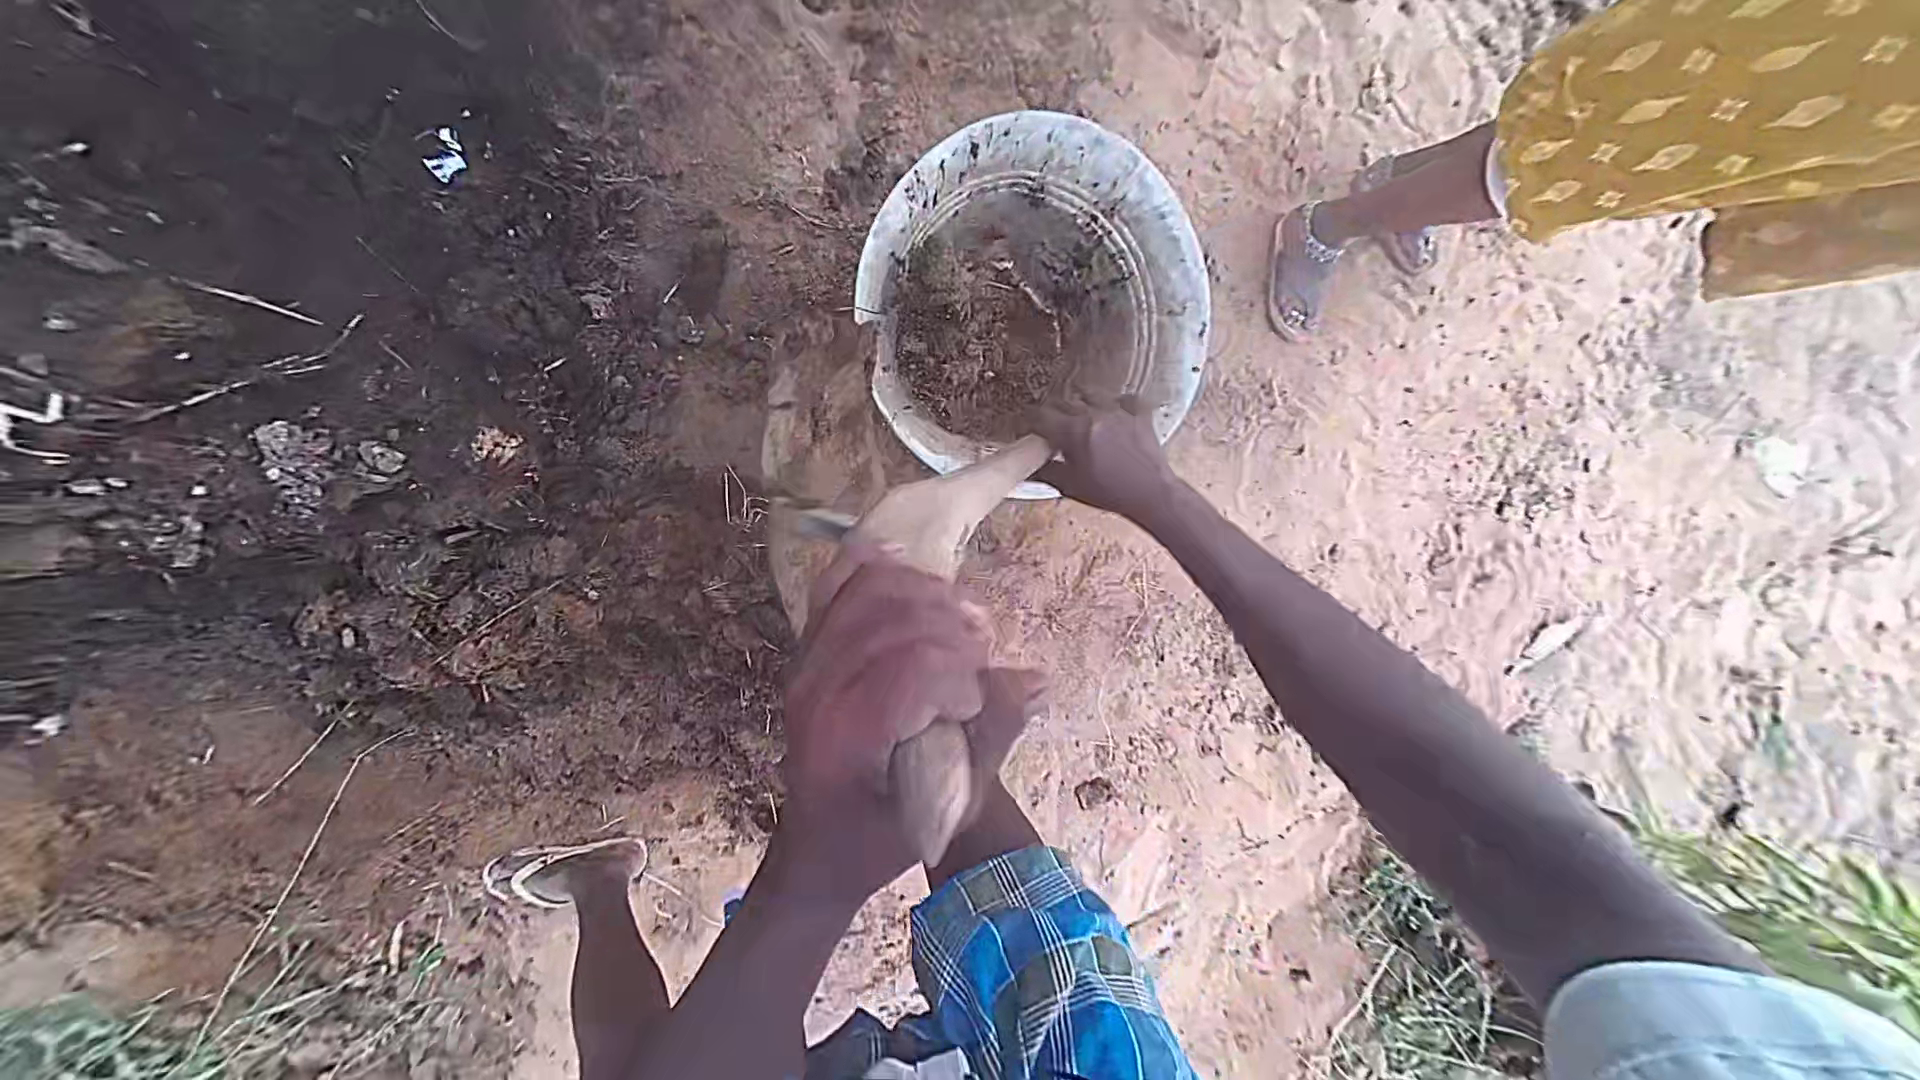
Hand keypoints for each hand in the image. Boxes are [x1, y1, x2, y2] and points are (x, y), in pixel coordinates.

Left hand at [777, 545, 1008, 903]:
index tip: (974, 704)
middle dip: (954, 631)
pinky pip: (839, 583)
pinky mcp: (808, 644)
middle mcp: (818, 686)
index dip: (961, 675)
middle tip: (980, 656)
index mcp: (849, 735)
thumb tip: (1038, 679)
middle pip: (897, 620)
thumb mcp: (946, 811)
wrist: (818, 842)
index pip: (914, 667)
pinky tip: (914, 570)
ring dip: (928, 595)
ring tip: (961, 621)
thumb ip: (990, 739)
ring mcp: (806, 659)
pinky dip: (879, 567)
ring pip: (870, 590)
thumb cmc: (878, 838)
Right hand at [1032, 394, 1181, 521]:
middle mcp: (1093, 415)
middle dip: (1051, 412)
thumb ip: (1046, 471)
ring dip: (1079, 403)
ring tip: (1078, 416)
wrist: (1150, 494)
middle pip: (1062, 401)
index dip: (1028, 421)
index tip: (1026, 426)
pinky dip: (1115, 404)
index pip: (1040, 416)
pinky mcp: (1137, 414)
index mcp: (1072, 431)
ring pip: (1090, 394)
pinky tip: (1112, 414)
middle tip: (1048, 425)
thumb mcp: (1071, 486)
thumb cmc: (1111, 493)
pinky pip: (1124, 398)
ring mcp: (1117, 411)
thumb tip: (1029, 467)